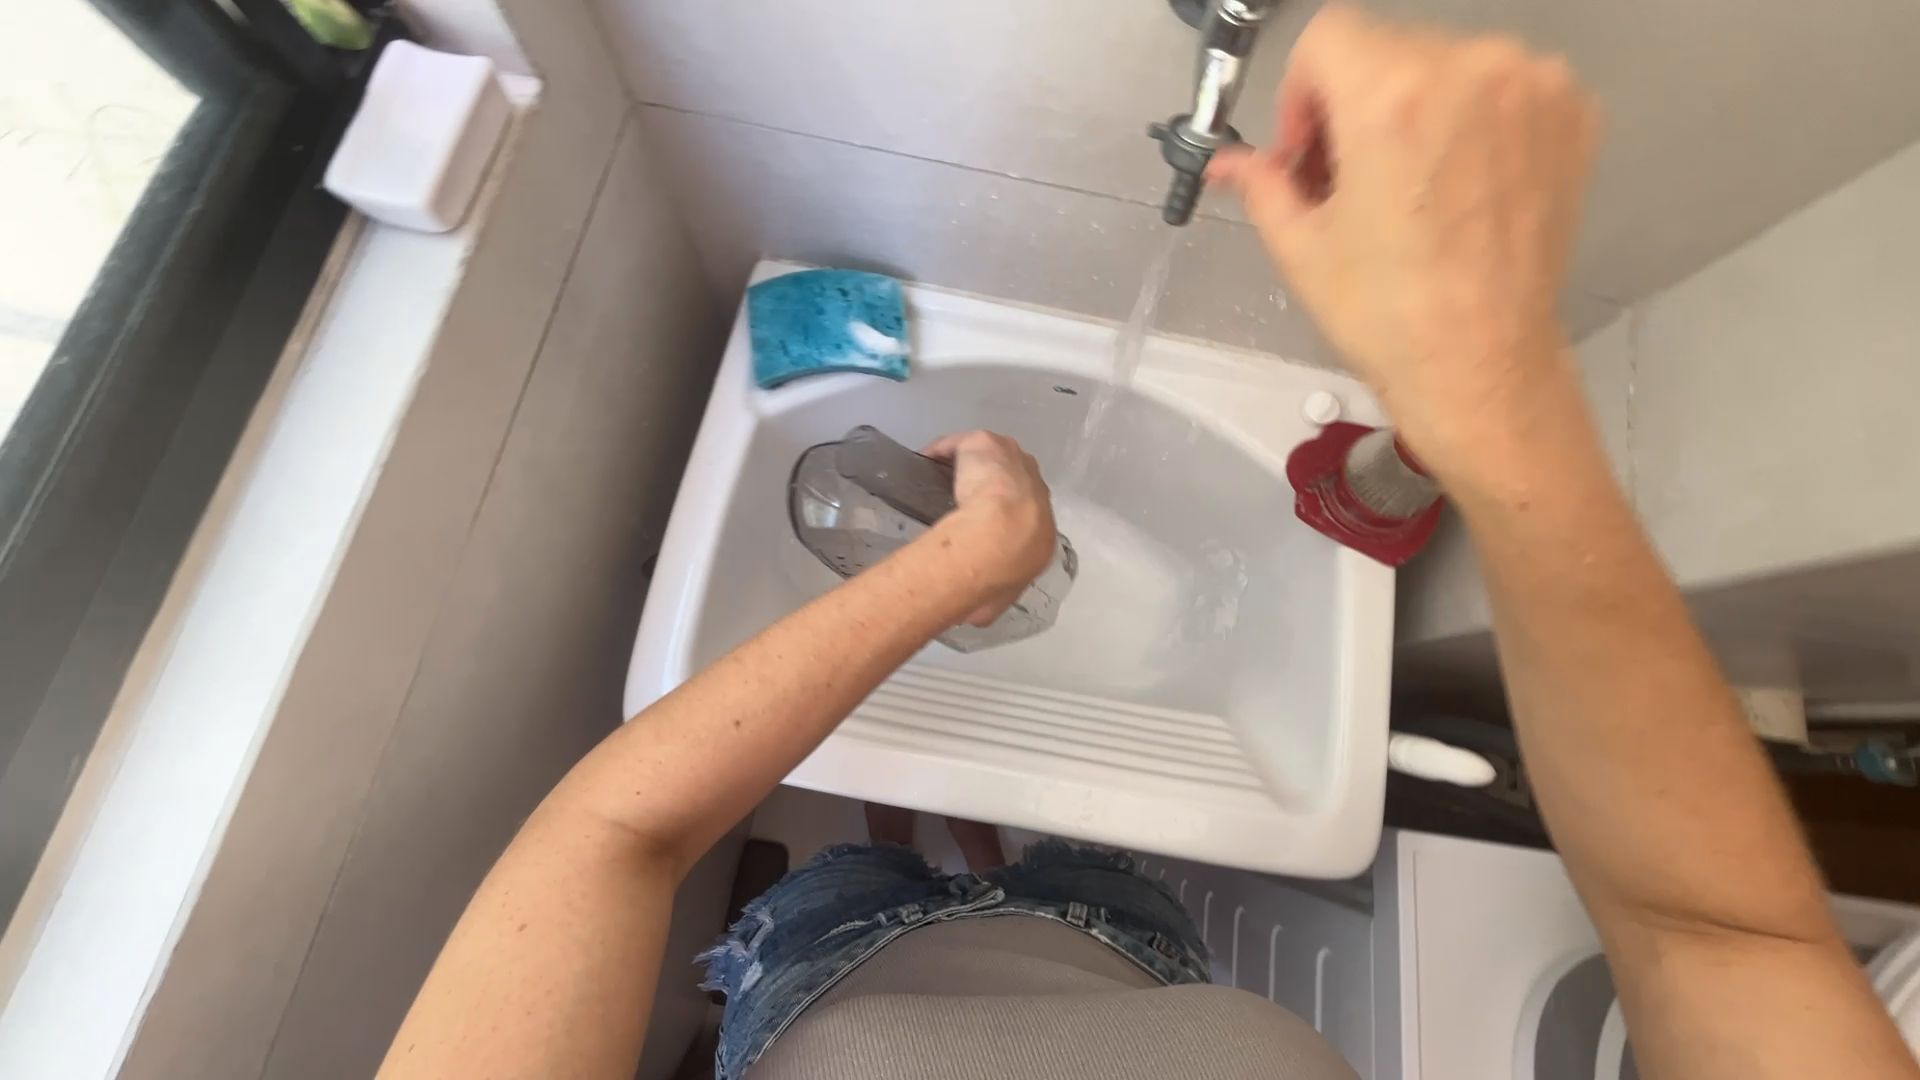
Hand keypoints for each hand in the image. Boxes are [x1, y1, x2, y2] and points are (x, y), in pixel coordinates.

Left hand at [919, 431, 1055, 626]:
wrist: (1001, 535)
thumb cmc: (1004, 568)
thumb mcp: (1000, 598)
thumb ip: (990, 603)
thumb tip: (975, 616)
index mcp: (1041, 527)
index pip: (1027, 515)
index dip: (1006, 518)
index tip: (982, 526)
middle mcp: (1035, 488)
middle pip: (1014, 481)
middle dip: (994, 486)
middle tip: (964, 498)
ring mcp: (1015, 461)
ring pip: (994, 458)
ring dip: (974, 465)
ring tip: (944, 477)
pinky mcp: (988, 444)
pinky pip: (964, 445)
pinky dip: (945, 451)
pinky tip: (925, 460)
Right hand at [1208, 5, 1599, 475]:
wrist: (1477, 360)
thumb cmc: (1383, 313)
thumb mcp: (1299, 247)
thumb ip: (1260, 185)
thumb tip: (1226, 164)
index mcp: (1392, 99)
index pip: (1326, 36)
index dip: (1300, 95)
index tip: (1307, 154)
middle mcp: (1471, 70)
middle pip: (1385, 50)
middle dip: (1351, 108)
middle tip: (1346, 186)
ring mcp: (1533, 86)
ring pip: (1442, 67)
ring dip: (1409, 114)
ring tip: (1403, 195)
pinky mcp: (1572, 112)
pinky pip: (1498, 89)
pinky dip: (1465, 123)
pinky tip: (1452, 191)